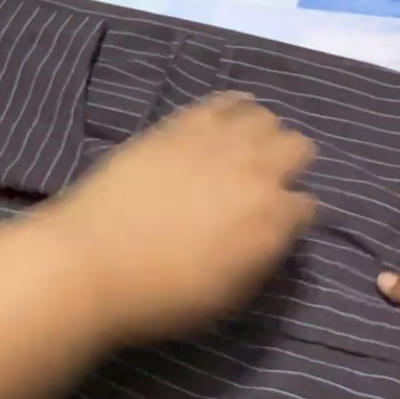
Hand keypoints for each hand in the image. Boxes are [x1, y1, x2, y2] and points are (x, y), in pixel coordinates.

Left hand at [41, 92, 317, 343]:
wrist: (91, 263)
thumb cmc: (161, 296)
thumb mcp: (228, 297)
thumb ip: (261, 259)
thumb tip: (271, 237)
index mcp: (272, 221)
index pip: (308, 207)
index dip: (295, 217)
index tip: (279, 226)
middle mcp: (255, 172)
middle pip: (299, 148)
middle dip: (291, 165)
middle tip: (267, 185)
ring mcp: (218, 141)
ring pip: (266, 117)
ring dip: (264, 135)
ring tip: (244, 152)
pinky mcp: (182, 123)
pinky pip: (225, 101)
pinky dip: (234, 108)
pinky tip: (226, 122)